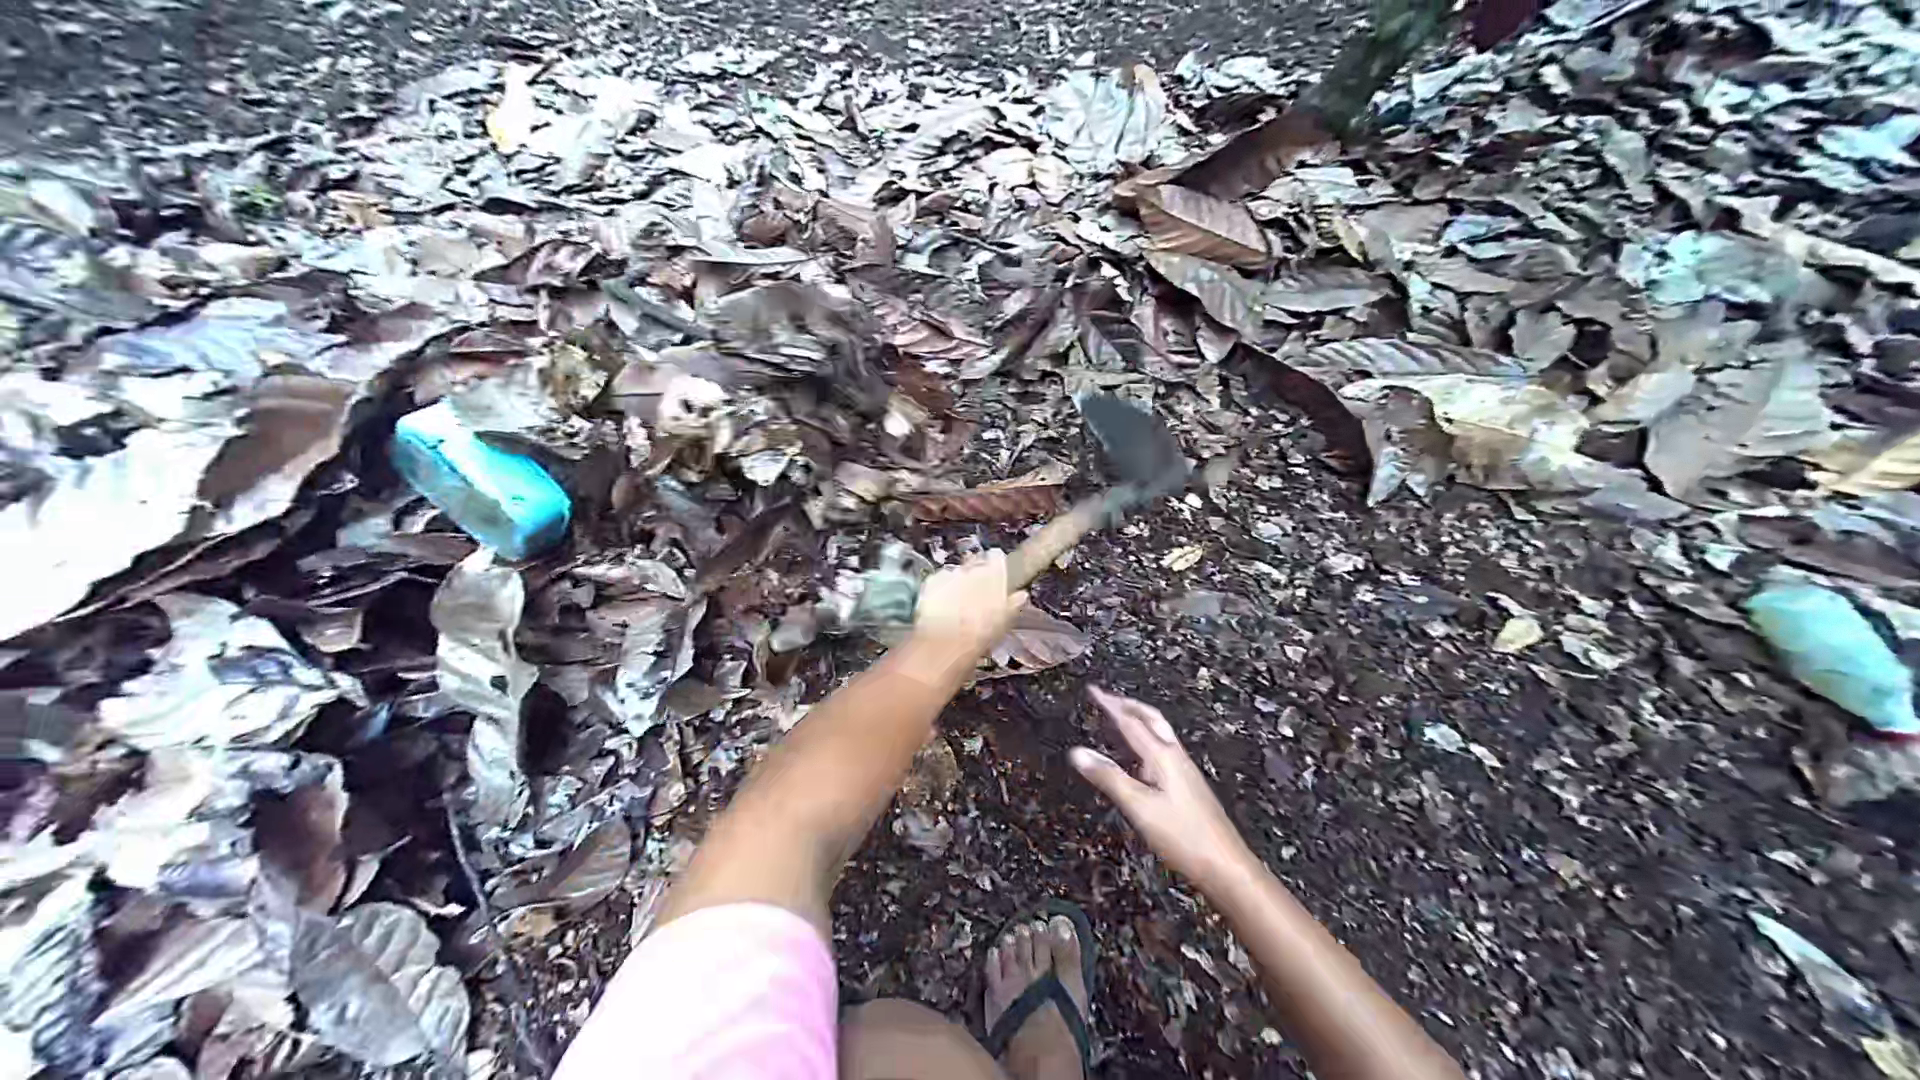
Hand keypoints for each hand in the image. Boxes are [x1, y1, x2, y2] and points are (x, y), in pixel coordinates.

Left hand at [909, 549, 1027, 662]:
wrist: (945, 641)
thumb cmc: (980, 634)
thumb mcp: (1003, 622)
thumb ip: (1012, 604)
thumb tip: (1021, 596)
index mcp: (993, 574)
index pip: (996, 559)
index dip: (996, 567)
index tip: (995, 577)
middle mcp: (971, 568)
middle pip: (975, 564)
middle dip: (975, 576)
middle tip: (975, 596)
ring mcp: (949, 573)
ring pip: (956, 573)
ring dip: (957, 583)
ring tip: (956, 606)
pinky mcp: (931, 582)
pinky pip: (939, 582)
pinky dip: (940, 590)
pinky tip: (942, 607)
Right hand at [1071, 686, 1255, 891]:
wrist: (1226, 866)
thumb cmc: (1183, 836)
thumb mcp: (1139, 807)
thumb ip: (1108, 777)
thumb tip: (1078, 752)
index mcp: (1161, 756)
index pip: (1130, 722)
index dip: (1109, 705)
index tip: (1092, 690)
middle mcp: (1175, 756)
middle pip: (1150, 719)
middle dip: (1127, 705)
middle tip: (1106, 698)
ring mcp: (1184, 770)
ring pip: (1159, 731)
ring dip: (1138, 718)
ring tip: (1121, 717)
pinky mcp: (1188, 784)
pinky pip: (1163, 747)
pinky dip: (1146, 737)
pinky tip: (1141, 755)